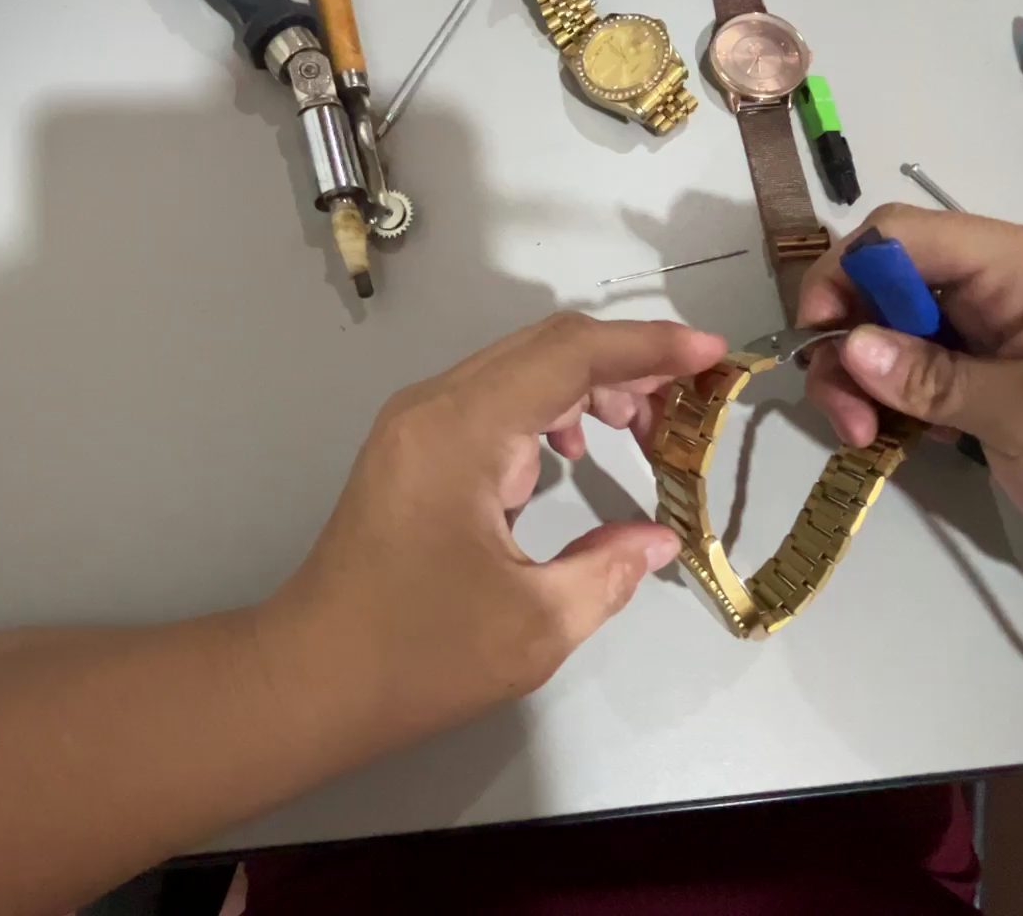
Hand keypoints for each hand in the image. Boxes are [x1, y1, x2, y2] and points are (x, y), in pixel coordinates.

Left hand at [259, 313, 724, 748]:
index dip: (648, 346)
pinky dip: (547, 411)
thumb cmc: (418, 654)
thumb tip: (661, 537)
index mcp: (462, 430)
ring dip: (587, 386)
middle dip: (626, 364)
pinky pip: (494, 402)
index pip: (570, 354)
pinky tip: (569, 453)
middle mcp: (435, 405)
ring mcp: (418, 422)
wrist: (310, 676)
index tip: (712, 352)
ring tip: (642, 431)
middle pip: (546, 347)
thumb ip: (611, 568)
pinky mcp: (414, 446)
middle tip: (686, 409)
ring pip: (520, 369)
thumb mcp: (535, 624)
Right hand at [796, 205, 1022, 661]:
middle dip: (849, 343)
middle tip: (843, 417)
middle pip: (889, 283)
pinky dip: (886, 398)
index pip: (907, 234)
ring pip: (889, 328)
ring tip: (864, 437)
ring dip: (859, 379)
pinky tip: (892, 436)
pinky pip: (912, 366)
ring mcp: (1004, 330)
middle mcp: (1016, 284)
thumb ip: (934, 376)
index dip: (844, 274)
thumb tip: (846, 345)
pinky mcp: (992, 373)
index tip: (816, 340)